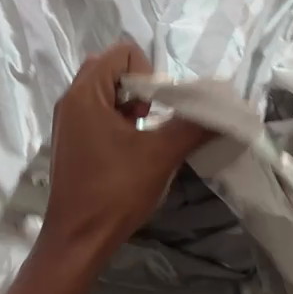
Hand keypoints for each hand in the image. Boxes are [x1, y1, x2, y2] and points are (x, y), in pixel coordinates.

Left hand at [40, 41, 210, 263]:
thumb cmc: (115, 191)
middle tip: (149, 118)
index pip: (123, 52)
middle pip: (112, 68)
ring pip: (105, 90)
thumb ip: (193, 125)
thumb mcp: (160, 155)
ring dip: (130, 104)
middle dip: (139, 87)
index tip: (155, 109)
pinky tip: (129, 151)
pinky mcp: (70, 140)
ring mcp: (68, 120)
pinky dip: (118, 119)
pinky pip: (97, 111)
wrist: (78, 241)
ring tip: (141, 136)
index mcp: (86, 93)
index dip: (148, 73)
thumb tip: (224, 110)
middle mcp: (71, 99)